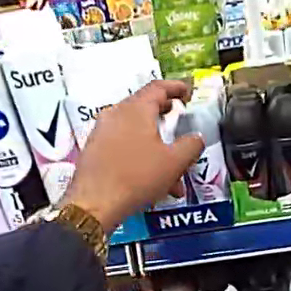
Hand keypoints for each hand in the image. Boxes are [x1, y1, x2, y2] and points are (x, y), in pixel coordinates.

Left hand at [63, 79, 204, 232]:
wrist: (94, 204)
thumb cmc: (137, 177)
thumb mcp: (175, 162)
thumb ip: (191, 145)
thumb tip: (196, 138)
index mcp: (136, 110)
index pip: (158, 87)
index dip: (176, 87)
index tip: (188, 92)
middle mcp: (115, 114)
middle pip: (144, 107)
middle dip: (165, 115)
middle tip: (179, 119)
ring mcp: (102, 132)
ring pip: (135, 131)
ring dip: (157, 145)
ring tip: (173, 170)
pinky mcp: (94, 150)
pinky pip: (124, 145)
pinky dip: (142, 155)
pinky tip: (154, 180)